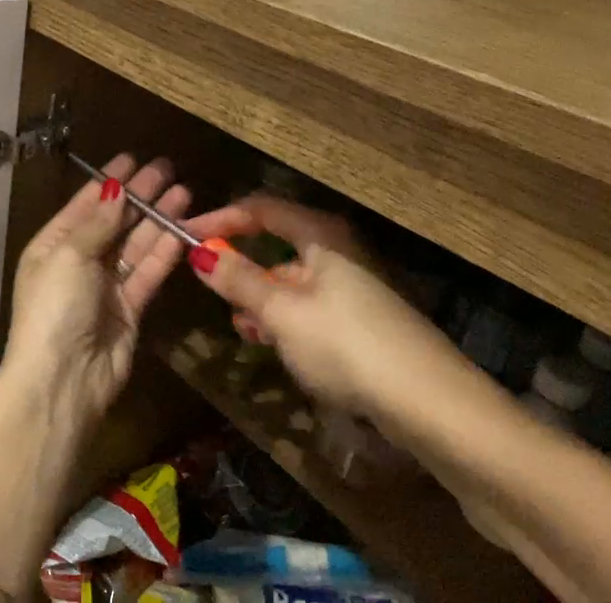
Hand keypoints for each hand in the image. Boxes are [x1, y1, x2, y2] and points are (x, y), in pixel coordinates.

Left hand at [2, 155, 188, 423]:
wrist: (63, 381)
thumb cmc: (55, 309)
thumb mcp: (68, 257)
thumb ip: (97, 223)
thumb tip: (115, 189)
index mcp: (52, 246)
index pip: (85, 204)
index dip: (109, 180)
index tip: (133, 157)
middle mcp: (78, 262)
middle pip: (114, 221)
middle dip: (139, 195)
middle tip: (168, 168)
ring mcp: (105, 286)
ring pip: (135, 244)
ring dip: (158, 218)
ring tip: (184, 191)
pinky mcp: (130, 309)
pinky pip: (148, 272)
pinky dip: (164, 251)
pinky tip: (182, 228)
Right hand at [183, 195, 485, 440]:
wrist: (428, 402)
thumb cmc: (346, 344)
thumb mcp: (281, 312)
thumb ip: (239, 279)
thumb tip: (201, 252)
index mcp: (320, 235)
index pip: (259, 209)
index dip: (219, 219)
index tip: (182, 236)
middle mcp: (337, 251)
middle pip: (275, 244)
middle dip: (240, 268)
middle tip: (213, 293)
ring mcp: (352, 287)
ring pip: (290, 281)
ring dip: (261, 301)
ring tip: (245, 330)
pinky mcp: (360, 321)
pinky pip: (308, 308)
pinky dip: (285, 321)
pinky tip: (276, 347)